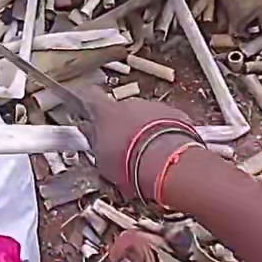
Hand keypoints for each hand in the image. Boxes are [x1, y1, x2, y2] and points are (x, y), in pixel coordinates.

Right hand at [77, 90, 203, 197]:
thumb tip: (87, 131)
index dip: (90, 106)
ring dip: (143, 129)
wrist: (166, 163)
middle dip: (122, 123)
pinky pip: (165, 121)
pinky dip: (163, 133)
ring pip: (144, 115)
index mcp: (106, 111)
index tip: (90, 114)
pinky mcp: (175, 114)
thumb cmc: (128, 162)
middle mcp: (129, 102)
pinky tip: (163, 152)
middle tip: (122, 146)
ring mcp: (153, 106)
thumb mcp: (101, 158)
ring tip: (145, 154)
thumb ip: (93, 140)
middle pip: (121, 108)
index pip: (91, 98)